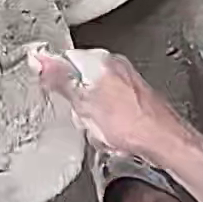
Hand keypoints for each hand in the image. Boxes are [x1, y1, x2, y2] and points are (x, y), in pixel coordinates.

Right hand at [29, 47, 193, 163]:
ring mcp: (126, 82)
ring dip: (92, 116)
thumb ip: (59, 79)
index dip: (58, 82)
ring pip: (93, 99)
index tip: (62, 98)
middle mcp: (115, 65)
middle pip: (78, 81)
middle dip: (77, 103)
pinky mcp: (134, 99)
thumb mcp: (83, 102)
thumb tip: (38, 59)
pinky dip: (108, 123)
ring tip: (102, 128)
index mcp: (100, 60)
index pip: (64, 61)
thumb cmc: (131, 123)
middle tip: (84, 116)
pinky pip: (108, 110)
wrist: (165, 141)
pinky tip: (114, 133)